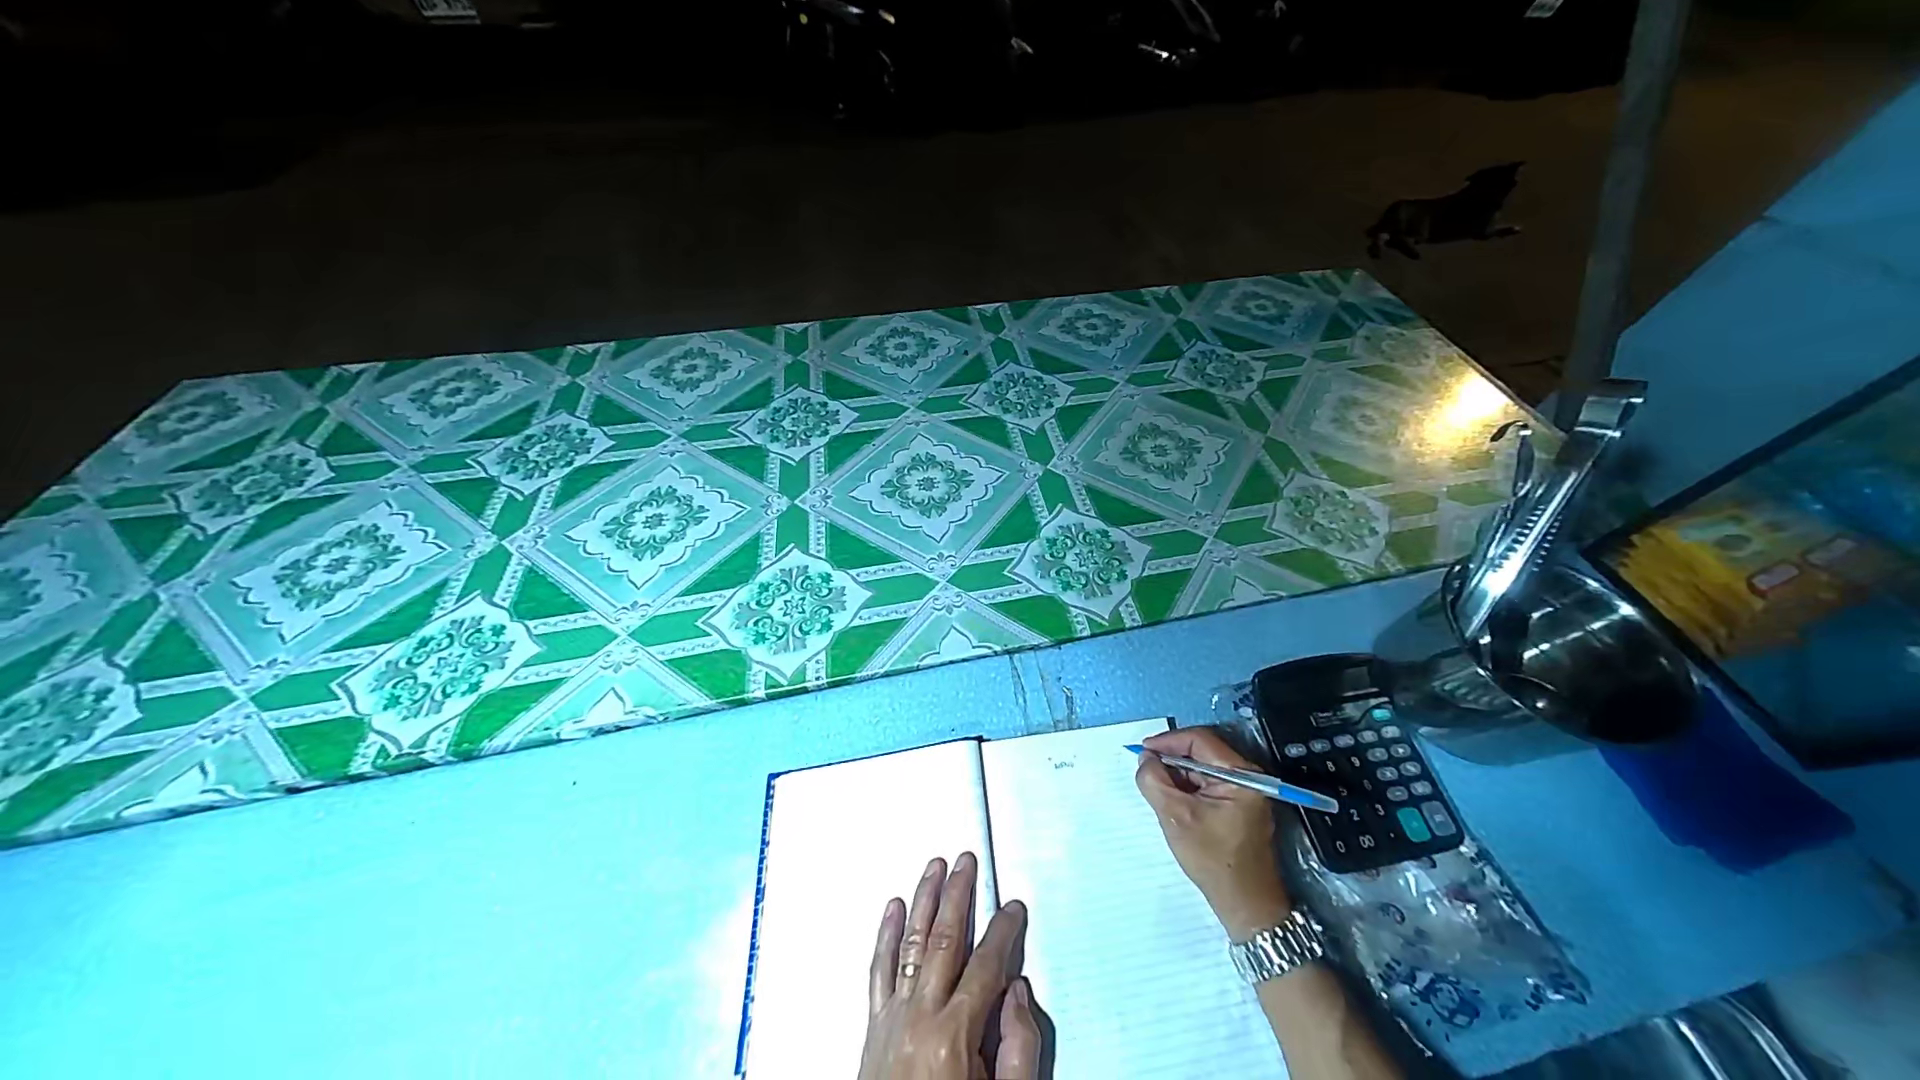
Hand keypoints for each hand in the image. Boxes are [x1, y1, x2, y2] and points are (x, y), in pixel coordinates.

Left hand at [858, 852, 1042, 1079]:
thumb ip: (1018, 1049)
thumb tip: (1017, 990)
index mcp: (955, 1037)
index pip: (987, 966)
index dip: (1004, 932)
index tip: (1014, 907)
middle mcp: (919, 1017)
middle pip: (944, 939)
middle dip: (958, 895)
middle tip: (968, 861)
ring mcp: (892, 1019)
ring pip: (909, 943)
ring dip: (923, 899)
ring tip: (933, 866)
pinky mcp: (873, 1026)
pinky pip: (877, 969)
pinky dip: (885, 934)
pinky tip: (891, 906)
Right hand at [1135, 727, 1292, 940]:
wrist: (1245, 904)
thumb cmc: (1212, 859)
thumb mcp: (1175, 816)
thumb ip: (1154, 780)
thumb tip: (1146, 758)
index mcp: (1240, 775)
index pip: (1199, 740)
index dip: (1167, 741)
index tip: (1143, 752)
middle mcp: (1247, 777)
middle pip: (1202, 751)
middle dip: (1171, 758)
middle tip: (1146, 769)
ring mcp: (1246, 792)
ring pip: (1203, 768)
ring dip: (1178, 774)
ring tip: (1157, 788)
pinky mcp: (1240, 806)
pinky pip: (1208, 784)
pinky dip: (1188, 787)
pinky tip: (1174, 800)